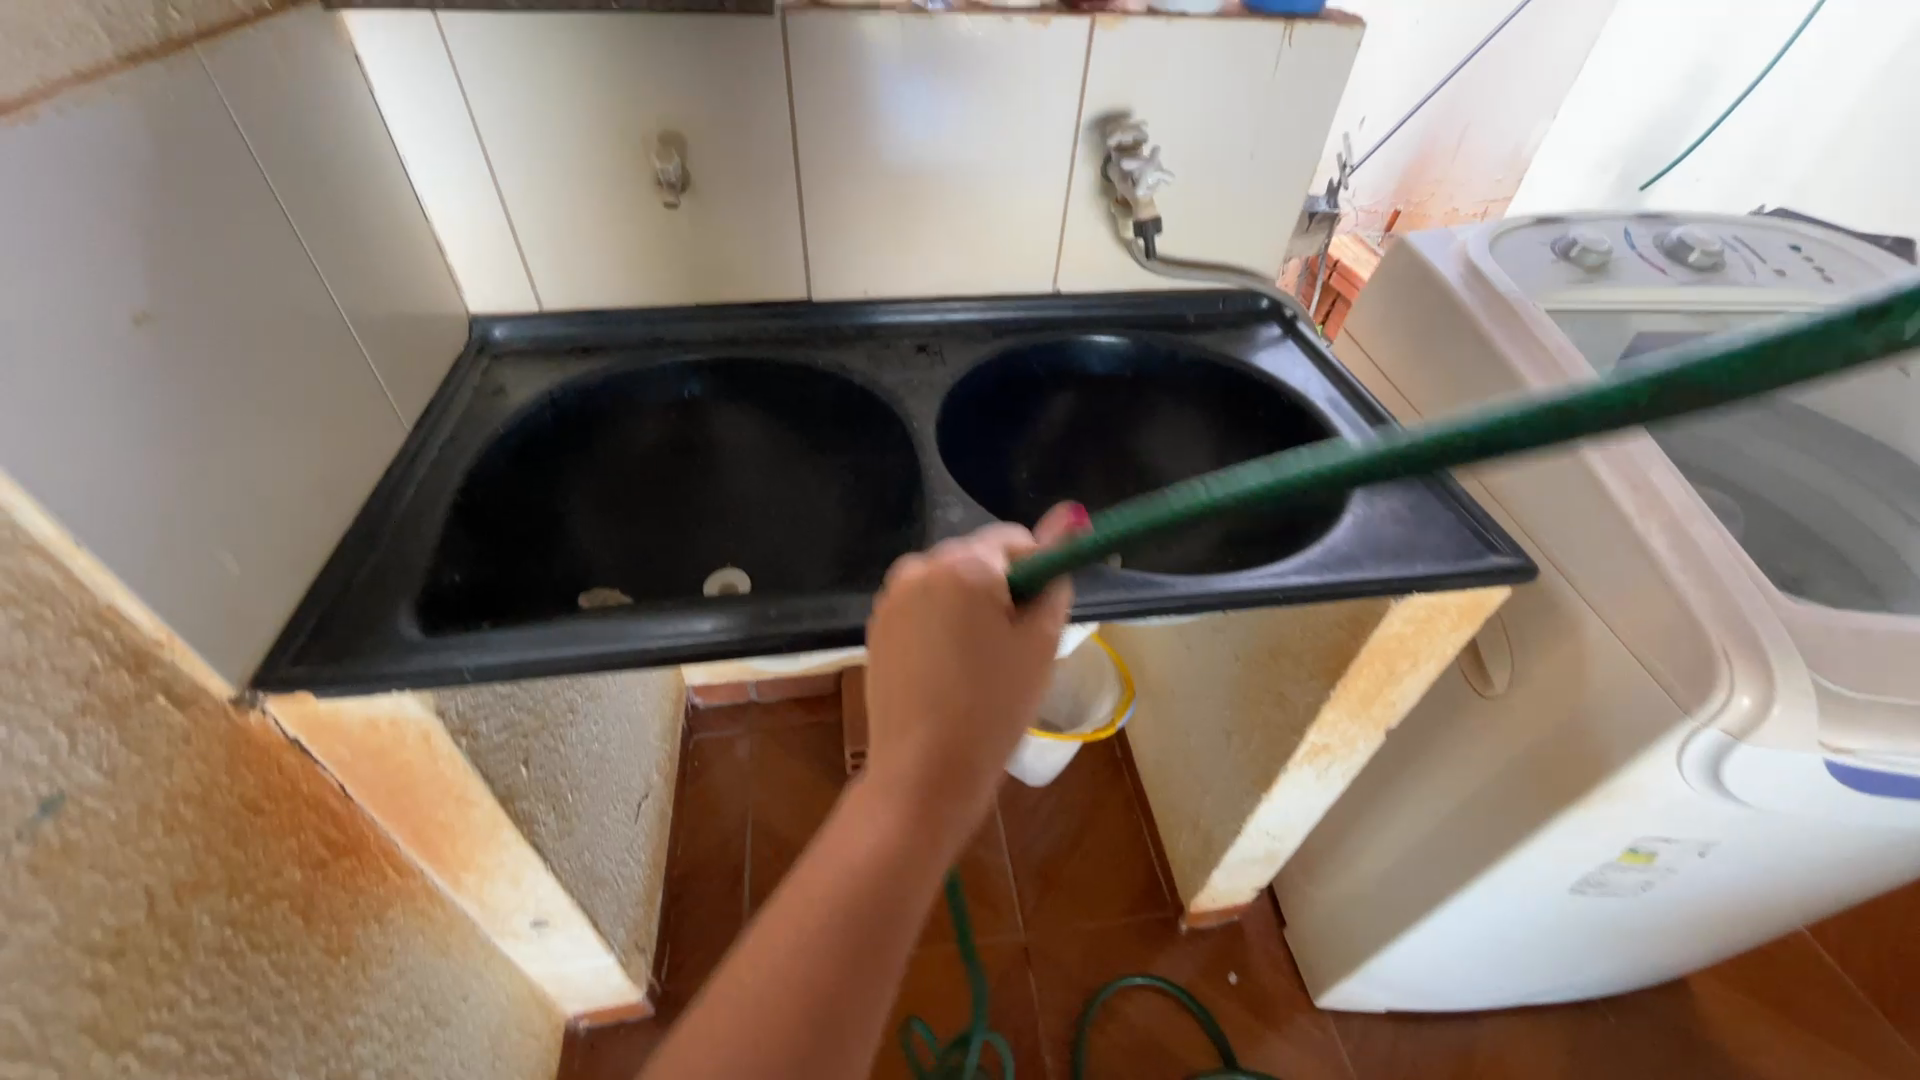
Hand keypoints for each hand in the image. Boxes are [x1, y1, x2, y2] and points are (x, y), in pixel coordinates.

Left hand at [860, 503, 1086, 850]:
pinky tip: (947, 669)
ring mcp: (892, 596)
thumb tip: (1071, 514)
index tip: (1038, 618)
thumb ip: (1054, 574)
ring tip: (978, 662)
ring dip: (970, 605)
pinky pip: (923, 605)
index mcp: (965, 565)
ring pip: (950, 581)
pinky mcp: (877, 624)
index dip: (1035, 574)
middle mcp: (920, 566)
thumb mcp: (1040, 642)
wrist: (924, 771)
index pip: (1015, 541)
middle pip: (979, 558)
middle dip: (1000, 589)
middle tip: (1012, 648)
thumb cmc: (994, 707)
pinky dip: (941, 623)